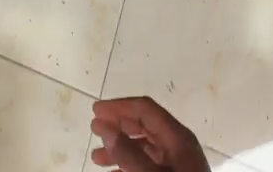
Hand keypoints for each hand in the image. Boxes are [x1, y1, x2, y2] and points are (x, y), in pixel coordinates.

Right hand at [91, 97, 210, 171]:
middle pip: (144, 125)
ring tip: (97, 158)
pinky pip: (149, 165)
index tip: (95, 112)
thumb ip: (129, 154)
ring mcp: (179, 164)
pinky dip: (129, 166)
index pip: (145, 109)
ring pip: (144, 147)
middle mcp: (179, 146)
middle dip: (117, 126)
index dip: (119, 107)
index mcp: (178, 138)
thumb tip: (105, 127)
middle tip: (93, 129)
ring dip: (120, 149)